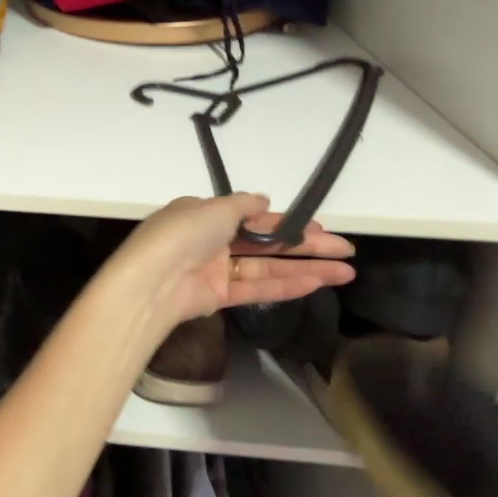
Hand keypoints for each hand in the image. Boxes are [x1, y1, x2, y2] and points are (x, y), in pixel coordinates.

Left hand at [85, 194, 356, 336]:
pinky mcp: (219, 296)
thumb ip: (242, 205)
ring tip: (346, 272)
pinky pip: (259, 288)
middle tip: (345, 250)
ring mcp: (216, 270)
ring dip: (307, 269)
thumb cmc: (181, 235)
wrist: (151, 282)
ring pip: (268, 267)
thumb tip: (263, 200)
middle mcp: (212, 240)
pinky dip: (287, 285)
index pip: (253, 217)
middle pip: (266, 243)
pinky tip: (318, 282)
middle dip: (306, 246)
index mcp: (204, 214)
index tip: (320, 227)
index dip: (286, 222)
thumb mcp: (213, 208)